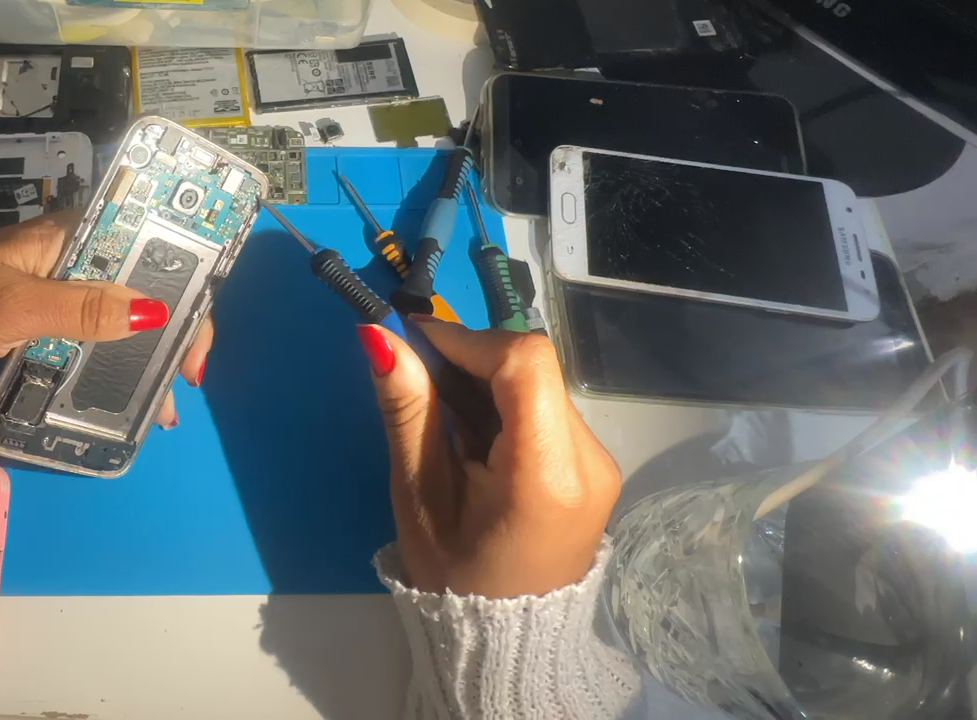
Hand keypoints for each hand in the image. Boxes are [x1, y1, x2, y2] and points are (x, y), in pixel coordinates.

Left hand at [0, 213, 212, 427]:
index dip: (182, 291)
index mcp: (70, 236)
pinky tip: (119, 390)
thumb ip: (79, 309)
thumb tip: (153, 314)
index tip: (190, 344)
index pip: (148, 251)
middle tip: (181, 385)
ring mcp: (52, 288)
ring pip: (114, 315)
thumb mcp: (11, 306)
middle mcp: (71, 256)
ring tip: (159, 403)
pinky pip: (85, 335)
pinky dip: (107, 361)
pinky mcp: (35, 316)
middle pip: (139, 286)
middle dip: (168, 332)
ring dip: (141, 353)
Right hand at [357, 318, 620, 597]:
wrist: (509, 640)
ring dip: (478, 378)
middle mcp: (589, 457)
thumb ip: (407, 410)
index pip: (524, 363)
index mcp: (548, 474)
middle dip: (466, 358)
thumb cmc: (455, 574)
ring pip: (532, 379)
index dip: (465, 338)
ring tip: (437, 415)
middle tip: (415, 379)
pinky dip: (495, 399)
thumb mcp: (418, 495)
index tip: (414, 341)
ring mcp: (596, 458)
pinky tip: (465, 432)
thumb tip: (380, 335)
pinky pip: (540, 402)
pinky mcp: (589, 460)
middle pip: (528, 367)